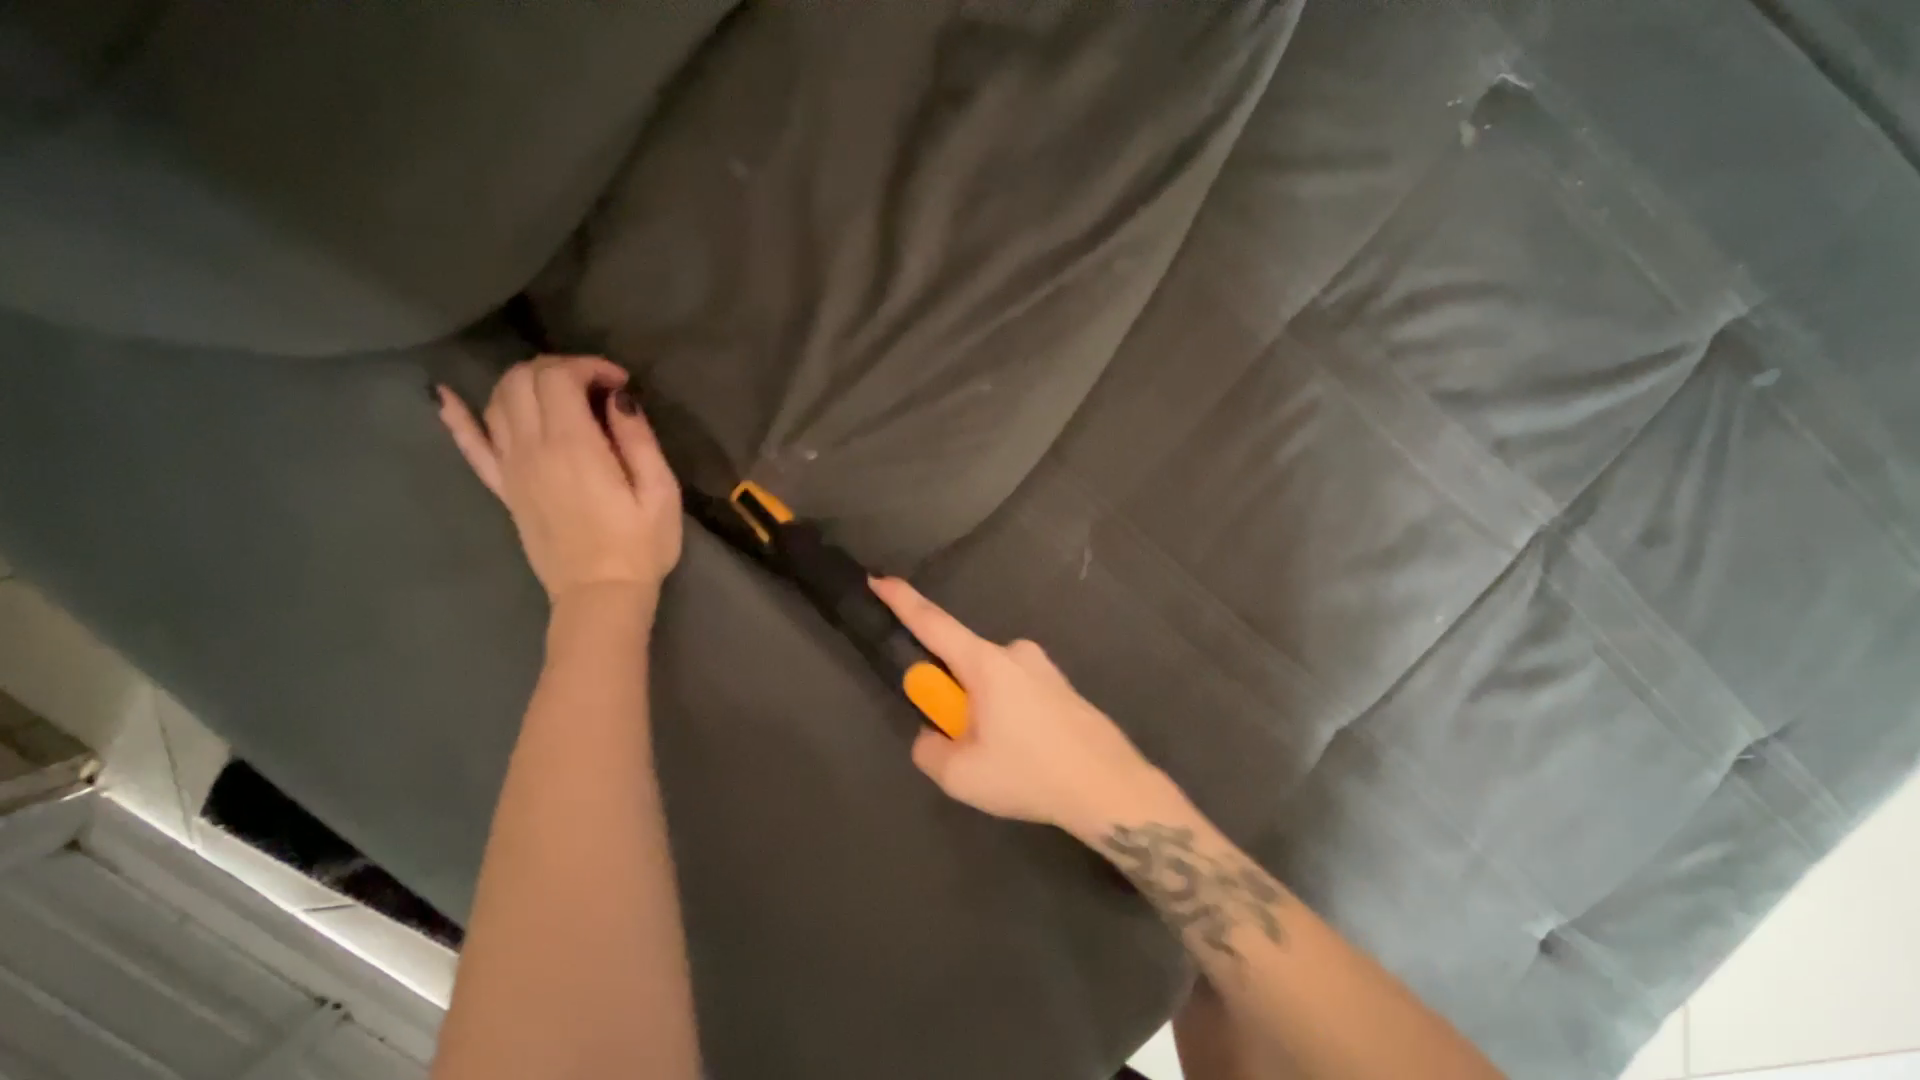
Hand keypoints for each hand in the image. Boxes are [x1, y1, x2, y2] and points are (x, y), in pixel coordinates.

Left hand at [436, 356, 682, 606]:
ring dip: (526, 383)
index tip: (620, 383)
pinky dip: (457, 417)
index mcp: (573, 445)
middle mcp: (531, 448)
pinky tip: (445, 396)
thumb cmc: (640, 545)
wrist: (600, 595)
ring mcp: (510, 468)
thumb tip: (619, 398)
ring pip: (498, 400)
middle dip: (560, 369)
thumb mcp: (661, 491)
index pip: (559, 376)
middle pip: (523, 379)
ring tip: (560, 395)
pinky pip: (470, 445)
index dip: (589, 366)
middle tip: (594, 387)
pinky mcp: (503, 489)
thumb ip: (639, 438)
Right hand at [870, 577, 1161, 829]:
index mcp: (986, 664)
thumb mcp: (960, 775)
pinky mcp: (1063, 688)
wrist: (1110, 788)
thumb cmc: (1031, 774)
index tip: (878, 579)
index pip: (933, 623)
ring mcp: (1044, 668)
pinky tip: (1029, 758)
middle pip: (962, 665)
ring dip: (984, 715)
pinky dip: (1010, 720)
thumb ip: (929, 749)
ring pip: (991, 686)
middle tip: (968, 749)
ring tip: (1006, 762)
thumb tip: (932, 735)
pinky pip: (1017, 696)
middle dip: (953, 701)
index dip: (901, 601)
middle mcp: (1015, 653)